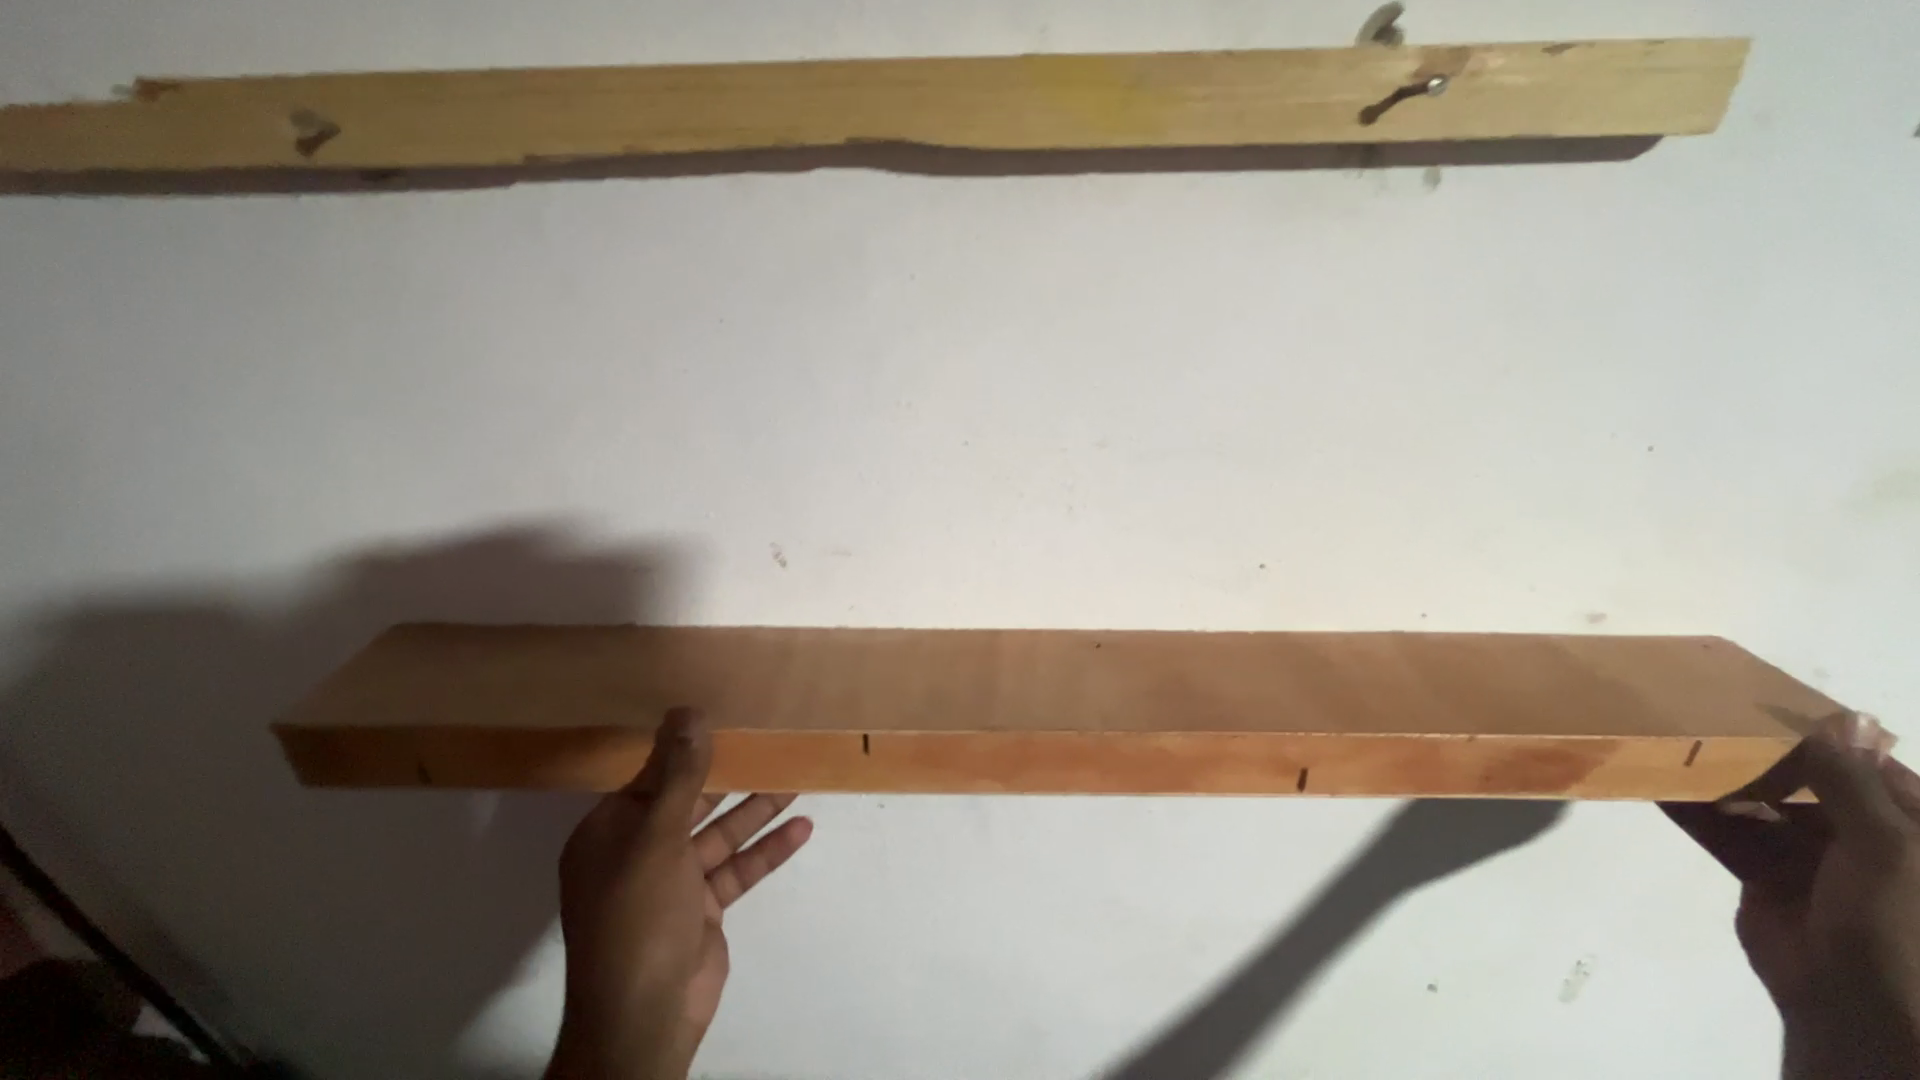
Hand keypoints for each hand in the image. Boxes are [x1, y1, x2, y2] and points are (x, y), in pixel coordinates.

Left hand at [546, 708, 813, 1079]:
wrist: (645, 1014)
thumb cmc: (638, 914)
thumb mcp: (657, 836)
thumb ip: (679, 775)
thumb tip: (688, 711)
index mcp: (610, 832)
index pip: (650, 777)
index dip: (686, 747)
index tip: (724, 716)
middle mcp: (638, 852)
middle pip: (689, 802)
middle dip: (729, 775)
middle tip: (770, 741)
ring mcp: (673, 883)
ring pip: (720, 834)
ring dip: (756, 809)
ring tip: (798, 776)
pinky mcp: (703, 909)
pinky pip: (737, 869)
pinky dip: (767, 850)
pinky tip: (802, 827)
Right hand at [1665, 714, 1919, 1078]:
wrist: (1858, 1008)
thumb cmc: (1897, 924)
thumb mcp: (1891, 847)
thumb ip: (1853, 783)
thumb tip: (1837, 718)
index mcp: (1911, 830)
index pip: (1869, 768)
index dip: (1824, 736)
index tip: (1765, 700)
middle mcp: (1865, 839)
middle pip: (1806, 783)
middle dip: (1759, 755)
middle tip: (1702, 716)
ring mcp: (1812, 860)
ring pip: (1759, 806)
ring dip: (1719, 781)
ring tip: (1670, 745)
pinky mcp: (1763, 877)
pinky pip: (1727, 835)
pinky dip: (1694, 813)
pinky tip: (1656, 787)